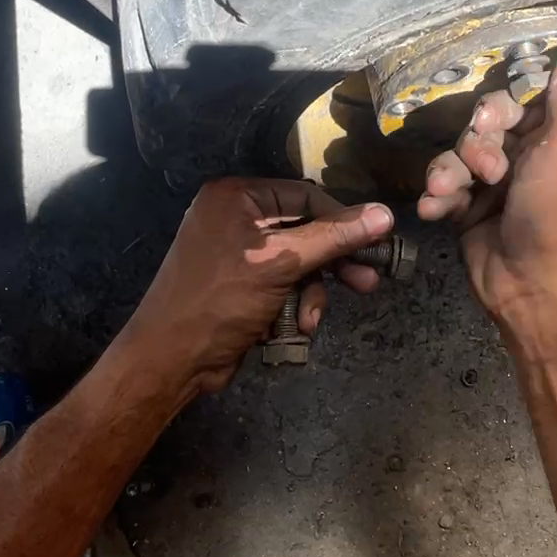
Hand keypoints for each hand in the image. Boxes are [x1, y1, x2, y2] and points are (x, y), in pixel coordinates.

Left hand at [122, 178, 393, 393]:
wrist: (171, 360)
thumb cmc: (221, 299)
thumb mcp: (282, 263)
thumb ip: (334, 237)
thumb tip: (386, 214)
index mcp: (236, 197)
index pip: (305, 196)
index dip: (342, 219)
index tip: (377, 242)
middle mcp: (236, 218)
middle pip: (305, 231)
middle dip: (332, 263)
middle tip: (367, 282)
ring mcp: (238, 254)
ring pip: (299, 265)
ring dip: (310, 294)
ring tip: (308, 321)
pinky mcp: (242, 287)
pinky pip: (284, 287)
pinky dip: (292, 307)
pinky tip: (290, 328)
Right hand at [416, 45, 556, 322]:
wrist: (532, 286)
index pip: (520, 102)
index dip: (501, 111)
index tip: (493, 124)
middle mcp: (527, 158)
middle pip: (483, 126)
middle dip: (475, 145)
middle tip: (486, 170)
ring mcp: (495, 186)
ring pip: (458, 155)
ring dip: (449, 173)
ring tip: (449, 195)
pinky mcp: (468, 211)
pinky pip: (445, 188)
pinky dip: (438, 198)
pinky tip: (435, 211)